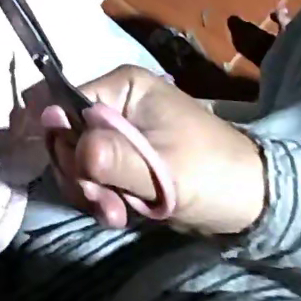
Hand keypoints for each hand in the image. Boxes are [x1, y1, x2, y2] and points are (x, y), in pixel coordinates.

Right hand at [48, 65, 265, 235]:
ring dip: (91, 192)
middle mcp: (114, 103)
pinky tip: (120, 214)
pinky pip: (92, 177)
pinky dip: (100, 198)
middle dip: (81, 176)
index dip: (63, 144)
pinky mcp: (122, 159)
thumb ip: (107, 153)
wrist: (250, 201)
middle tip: (108, 204)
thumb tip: (51, 125)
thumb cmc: (210, 172)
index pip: (64, 107)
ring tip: (118, 214)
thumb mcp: (159, 168)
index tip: (82, 178)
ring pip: (76, 161)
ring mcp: (118, 132)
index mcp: (123, 86)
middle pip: (66, 137)